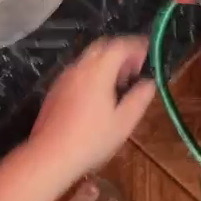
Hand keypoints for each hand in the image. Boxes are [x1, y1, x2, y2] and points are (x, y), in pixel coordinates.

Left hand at [28, 36, 155, 172]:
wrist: (50, 155)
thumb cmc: (91, 140)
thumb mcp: (123, 122)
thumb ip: (139, 98)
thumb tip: (149, 82)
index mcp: (97, 71)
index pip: (120, 45)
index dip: (137, 46)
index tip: (150, 55)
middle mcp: (79, 67)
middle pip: (102, 46)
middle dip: (122, 52)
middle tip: (135, 70)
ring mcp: (64, 77)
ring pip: (88, 58)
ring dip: (107, 63)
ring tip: (120, 85)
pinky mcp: (55, 89)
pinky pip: (78, 71)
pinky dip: (93, 73)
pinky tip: (99, 96)